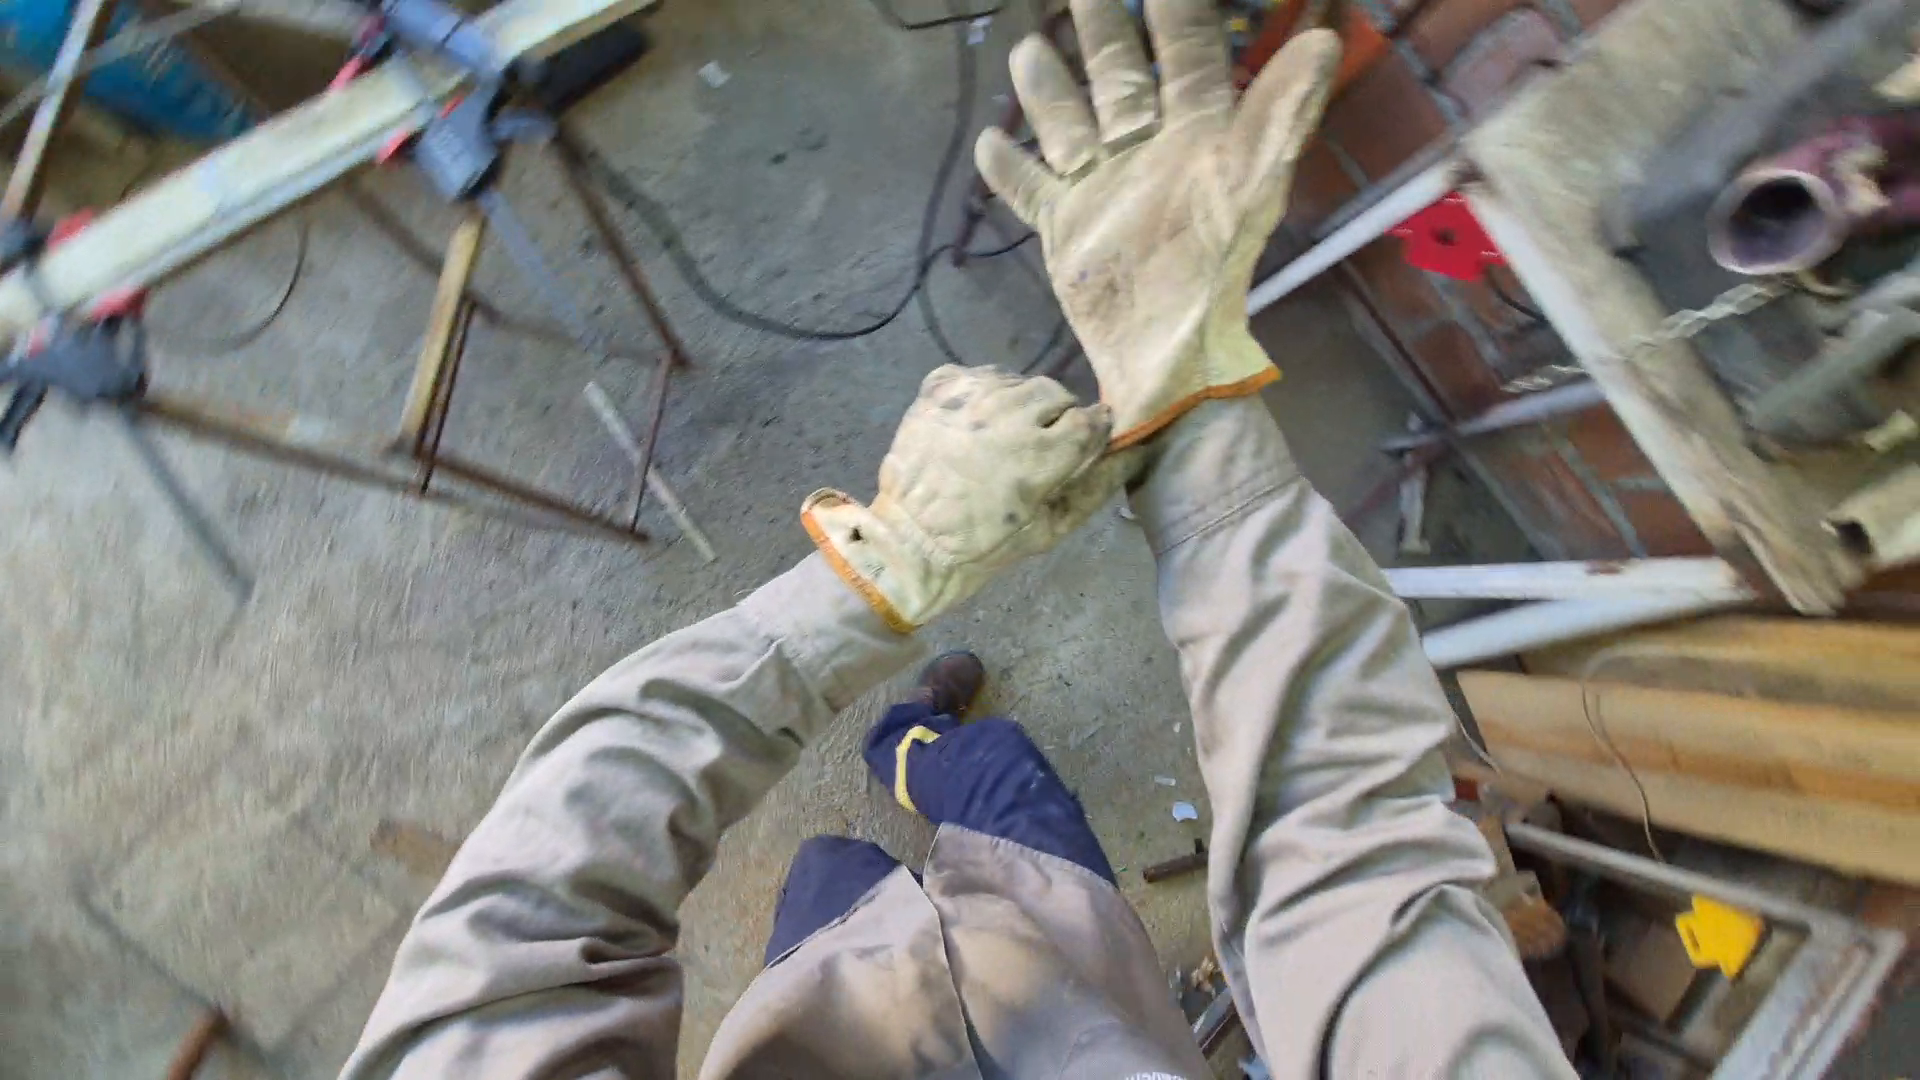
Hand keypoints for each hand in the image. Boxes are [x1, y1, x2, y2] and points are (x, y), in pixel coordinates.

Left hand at [803, 366, 1124, 630]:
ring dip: (1018, 404)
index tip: (1078, 446)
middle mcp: (1006, 416)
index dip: (1089, 433)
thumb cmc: (984, 543)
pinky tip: (975, 420)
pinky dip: (983, 392)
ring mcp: (969, 397)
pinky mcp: (939, 389)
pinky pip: (978, 373)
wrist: (911, 539)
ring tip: (1001, 435)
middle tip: (1036, 445)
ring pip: (1018, 381)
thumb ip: (1096, 487)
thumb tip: (1136, 451)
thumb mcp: (1050, 528)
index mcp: (1038, 456)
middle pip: (1054, 393)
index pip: (1090, 420)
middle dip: (1054, 417)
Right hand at [977, 0, 1339, 447]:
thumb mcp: (1250, 187)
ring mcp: (1100, 187)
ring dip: (1047, 91)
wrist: (1161, 343)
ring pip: (1068, 124)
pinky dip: (1009, 172)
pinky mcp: (1066, 226)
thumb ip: (1278, 115)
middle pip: (1118, 77)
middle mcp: (1144, 151)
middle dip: (1101, 32)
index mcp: (1195, 134)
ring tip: (1026, 51)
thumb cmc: (1209, 267)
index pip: (1187, 55)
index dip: (1177, 11)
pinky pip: (1032, 191)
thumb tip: (1322, 37)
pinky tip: (987, 144)